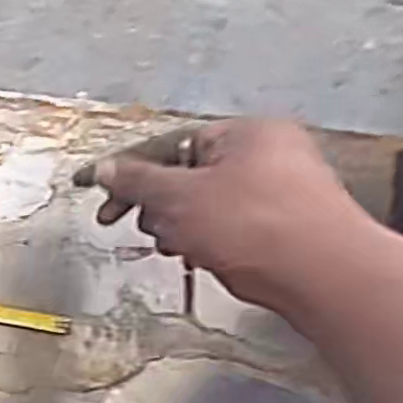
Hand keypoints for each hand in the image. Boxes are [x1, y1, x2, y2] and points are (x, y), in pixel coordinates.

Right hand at [80, 120, 375, 303]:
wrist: (310, 267)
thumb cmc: (251, 223)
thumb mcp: (177, 196)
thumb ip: (135, 180)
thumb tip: (106, 169)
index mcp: (244, 135)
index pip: (167, 144)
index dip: (125, 168)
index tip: (92, 184)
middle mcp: (260, 154)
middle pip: (177, 175)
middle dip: (151, 204)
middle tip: (124, 220)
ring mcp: (265, 188)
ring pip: (191, 203)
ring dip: (171, 225)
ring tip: (177, 241)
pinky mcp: (265, 220)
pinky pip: (211, 222)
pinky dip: (194, 236)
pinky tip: (194, 251)